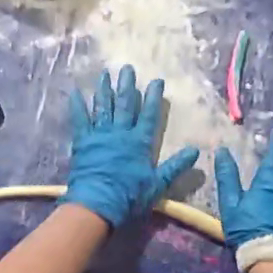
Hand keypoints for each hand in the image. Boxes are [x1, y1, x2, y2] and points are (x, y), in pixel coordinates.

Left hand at [62, 66, 198, 228]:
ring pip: (104, 107)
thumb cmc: (129, 196)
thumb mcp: (158, 184)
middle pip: (125, 105)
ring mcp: (100, 135)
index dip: (154, 98)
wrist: (98, 204)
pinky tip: (76, 92)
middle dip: (128, 86)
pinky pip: (79, 119)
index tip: (156, 81)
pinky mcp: (82, 141)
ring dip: (105, 90)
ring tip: (105, 74)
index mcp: (140, 142)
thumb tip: (196, 151)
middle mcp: (120, 133)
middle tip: (127, 68)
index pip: (150, 115)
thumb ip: (176, 166)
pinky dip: (77, 105)